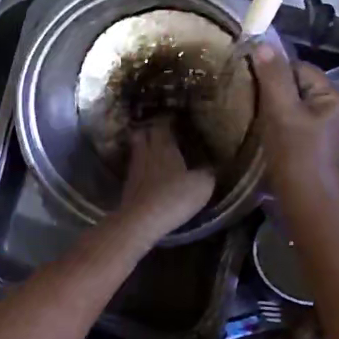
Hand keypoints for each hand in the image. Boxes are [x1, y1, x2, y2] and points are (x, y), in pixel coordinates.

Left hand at [116, 119, 215, 239]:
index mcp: (164, 147)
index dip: (166, 120)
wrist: (141, 220)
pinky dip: (141, 166)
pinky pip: (135, 169)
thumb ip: (208, 173)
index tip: (173, 118)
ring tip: (153, 150)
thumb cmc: (174, 197)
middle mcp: (145, 153)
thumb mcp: (202, 185)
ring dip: (143, 148)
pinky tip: (147, 172)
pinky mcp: (127, 186)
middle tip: (159, 131)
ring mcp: (134, 170)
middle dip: (149, 130)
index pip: (162, 125)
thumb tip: (211, 167)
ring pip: (136, 151)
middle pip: (142, 135)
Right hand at [252, 41, 338, 199]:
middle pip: (293, 86)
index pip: (299, 68)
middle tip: (244, 98)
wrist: (305, 201)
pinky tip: (258, 132)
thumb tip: (262, 44)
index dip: (273, 71)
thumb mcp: (282, 112)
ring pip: (288, 105)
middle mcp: (332, 109)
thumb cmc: (296, 155)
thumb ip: (273, 78)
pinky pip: (287, 122)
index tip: (247, 79)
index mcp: (334, 96)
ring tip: (248, 115)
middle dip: (269, 91)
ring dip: (268, 109)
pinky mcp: (308, 145)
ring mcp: (321, 129)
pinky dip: (271, 124)